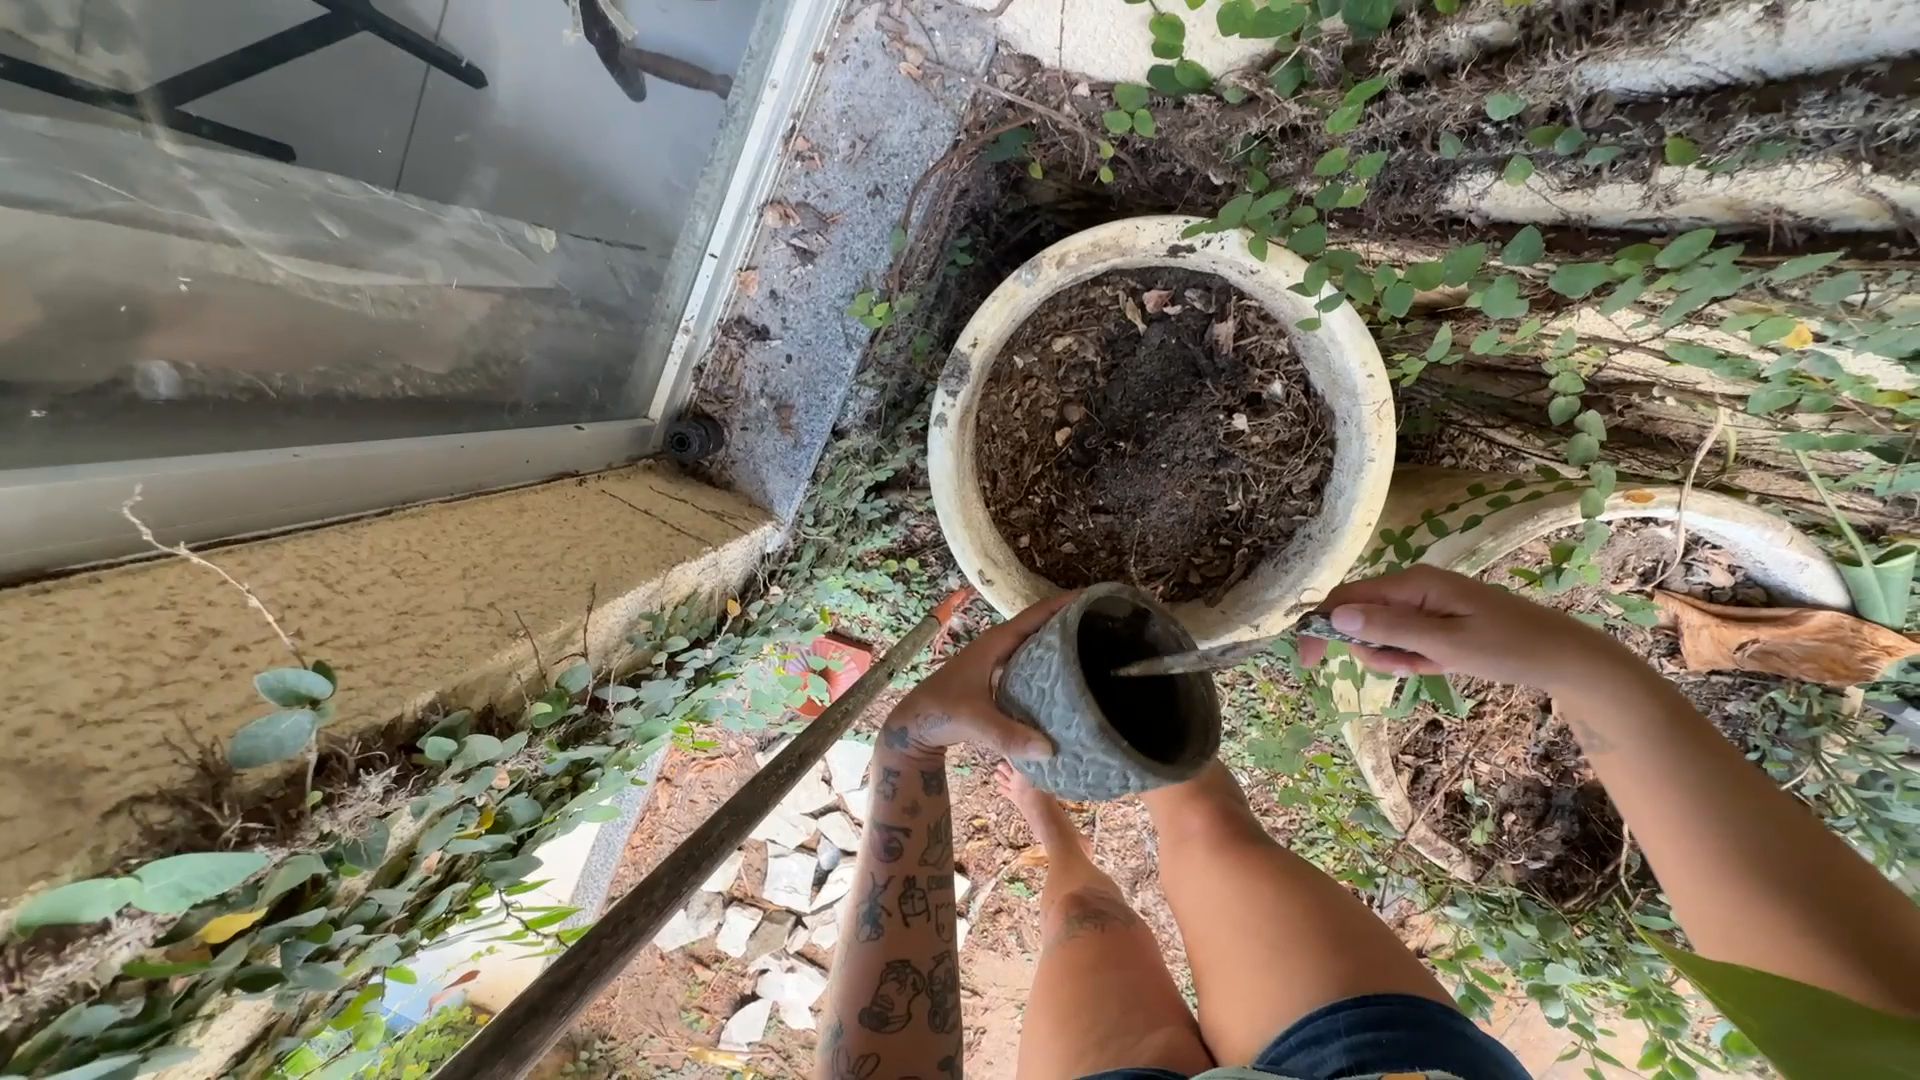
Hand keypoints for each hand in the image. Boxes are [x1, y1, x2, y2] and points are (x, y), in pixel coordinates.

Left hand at [882, 592, 1075, 764]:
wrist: (913, 726)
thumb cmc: (940, 713)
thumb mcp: (976, 722)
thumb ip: (1010, 735)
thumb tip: (1050, 749)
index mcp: (994, 643)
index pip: (1035, 615)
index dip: (1063, 604)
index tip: (1094, 598)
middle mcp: (997, 646)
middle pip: (1038, 625)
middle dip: (1068, 620)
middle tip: (1103, 622)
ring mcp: (995, 660)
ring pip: (1033, 644)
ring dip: (1057, 641)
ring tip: (1092, 644)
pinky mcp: (995, 677)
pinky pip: (1028, 662)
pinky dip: (1046, 662)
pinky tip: (1064, 676)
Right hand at [1295, 564, 1640, 693]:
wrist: (1567, 658)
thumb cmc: (1508, 649)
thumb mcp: (1445, 644)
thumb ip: (1389, 628)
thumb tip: (1336, 616)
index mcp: (1412, 583)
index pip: (1345, 598)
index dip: (1320, 627)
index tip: (1309, 662)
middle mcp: (1412, 585)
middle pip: (1359, 616)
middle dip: (1370, 648)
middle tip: (1405, 668)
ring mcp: (1424, 600)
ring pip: (1379, 631)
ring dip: (1393, 656)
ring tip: (1429, 667)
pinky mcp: (1435, 616)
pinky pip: (1402, 637)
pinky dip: (1410, 656)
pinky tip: (1437, 664)